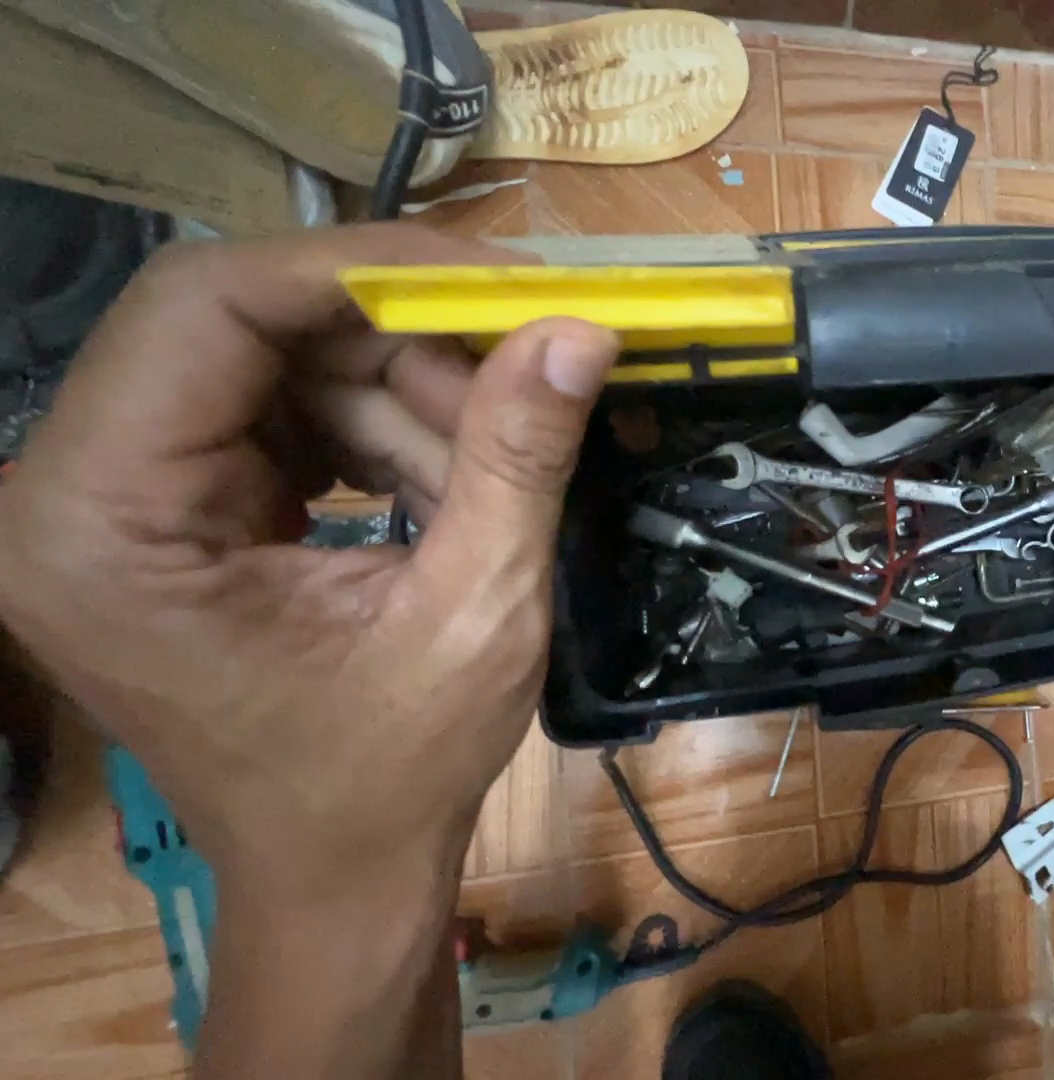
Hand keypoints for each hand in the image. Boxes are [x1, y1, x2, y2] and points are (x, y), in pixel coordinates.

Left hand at [0, 225, 620, 902]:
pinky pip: (302, 427)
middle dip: (414, 361)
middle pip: (260, 338)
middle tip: (529, 401)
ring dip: (417, 413)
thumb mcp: (479, 605)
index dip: (369, 273)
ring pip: (294, 378)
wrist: (346, 866)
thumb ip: (521, 459)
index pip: (213, 309)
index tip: (507, 286)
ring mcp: (134, 502)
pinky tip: (450, 503)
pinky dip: (396, 445)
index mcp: (105, 517)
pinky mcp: (191, 517)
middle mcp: (81, 489)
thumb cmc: (398, 765)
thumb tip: (581, 335)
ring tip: (492, 490)